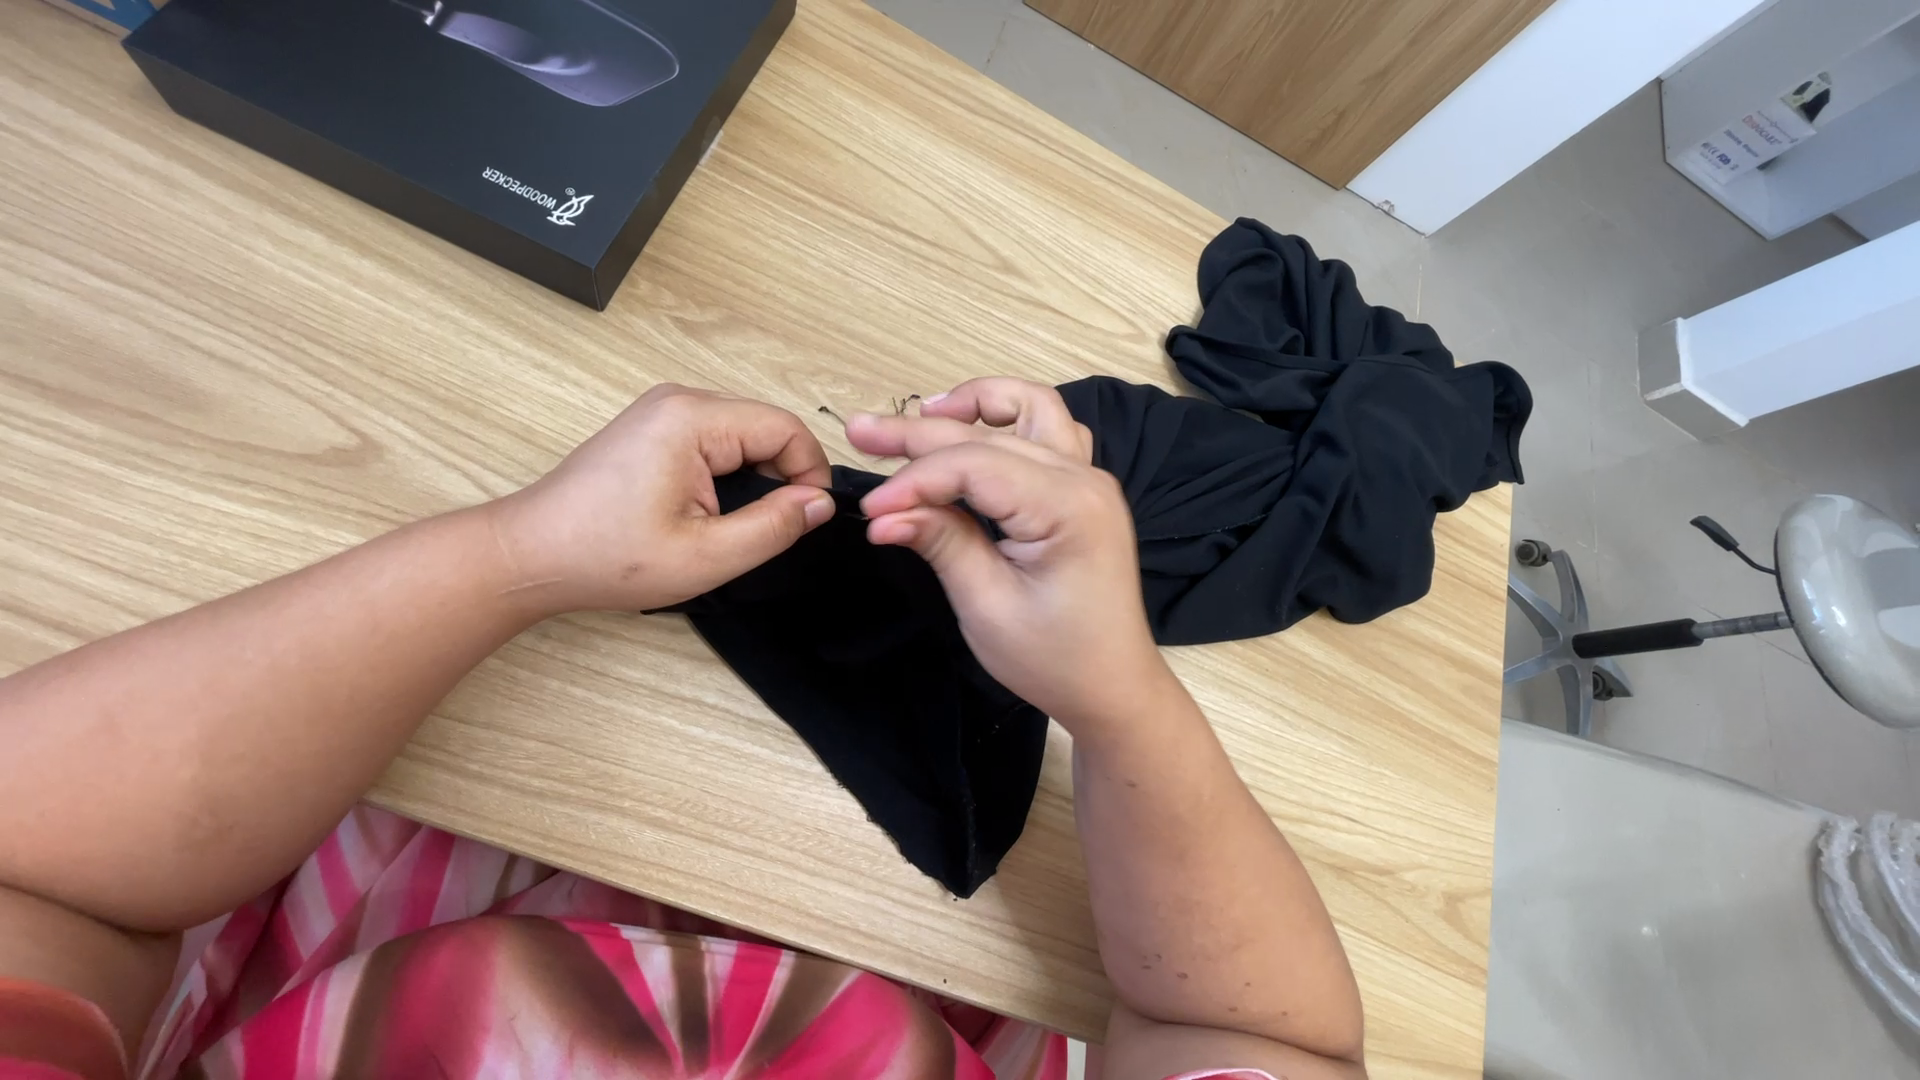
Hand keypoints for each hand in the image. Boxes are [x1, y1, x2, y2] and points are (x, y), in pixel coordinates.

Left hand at [490, 384, 835, 614]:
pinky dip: (732, 474)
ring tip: (737, 522)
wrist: (531, 553)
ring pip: (745, 435)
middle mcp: (680, 401)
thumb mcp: (707, 555)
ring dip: (757, 477)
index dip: (809, 473)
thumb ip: (774, 526)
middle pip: (767, 427)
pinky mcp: (656, 427)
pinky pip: (719, 440)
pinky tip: (713, 509)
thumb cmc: (607, 557)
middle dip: (783, 476)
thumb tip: (820, 503)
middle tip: (772, 528)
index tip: (804, 520)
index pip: (786, 429)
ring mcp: (664, 411)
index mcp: (692, 420)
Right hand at [846, 377, 1176, 739]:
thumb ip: (941, 544)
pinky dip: (1007, 421)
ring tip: (922, 413)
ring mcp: (1090, 480)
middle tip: (860, 431)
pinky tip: (974, 430)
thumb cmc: (1055, 659)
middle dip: (920, 433)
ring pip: (1031, 410)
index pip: (974, 466)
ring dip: (975, 406)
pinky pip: (1048, 433)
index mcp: (1068, 507)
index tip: (870, 509)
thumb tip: (884, 514)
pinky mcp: (1083, 492)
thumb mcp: (988, 606)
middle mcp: (1085, 479)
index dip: (914, 481)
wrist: (1111, 686)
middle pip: (991, 434)